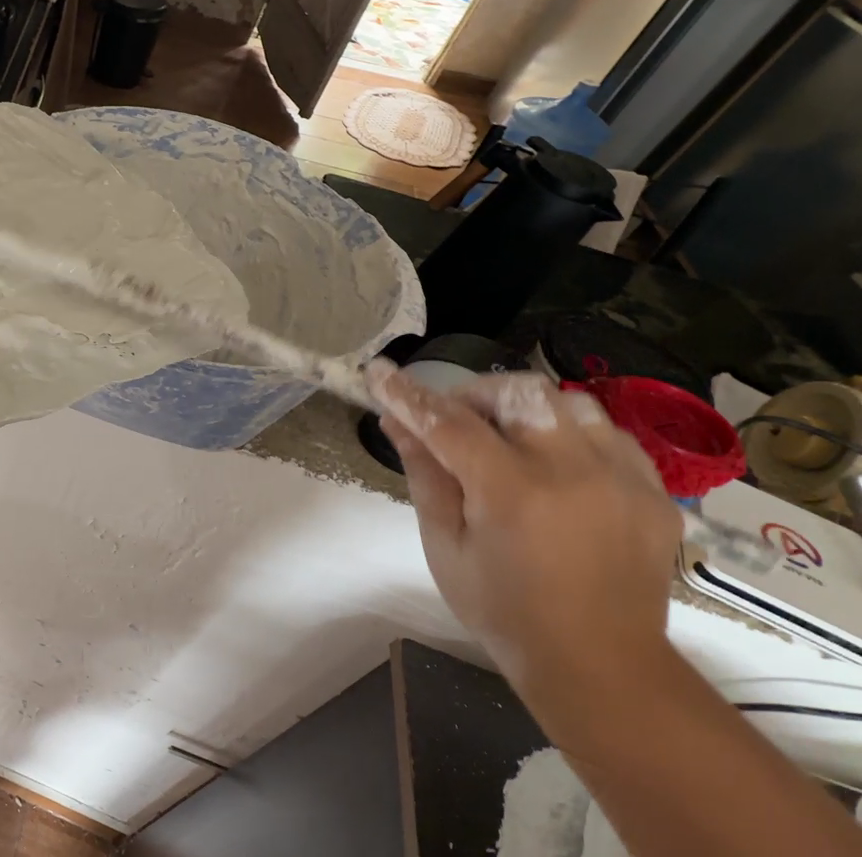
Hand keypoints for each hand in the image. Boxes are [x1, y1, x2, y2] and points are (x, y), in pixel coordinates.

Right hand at [369, 367, 682, 697]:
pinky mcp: (653, 492)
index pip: (449, 422)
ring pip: (572, 403)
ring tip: (506, 436)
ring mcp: (623, 479)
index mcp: (512, 491)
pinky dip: (571, 434)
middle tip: (452, 416)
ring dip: (527, 409)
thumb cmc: (502, 608)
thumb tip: (398, 422)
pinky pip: (610, 435)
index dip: (409, 394)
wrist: (598, 661)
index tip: (379, 372)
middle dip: (476, 393)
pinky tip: (553, 462)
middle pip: (521, 393)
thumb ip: (426, 476)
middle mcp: (573, 471)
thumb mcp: (444, 545)